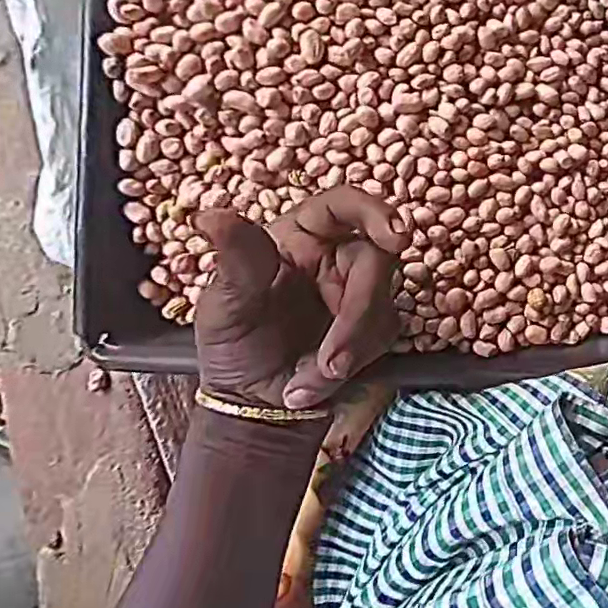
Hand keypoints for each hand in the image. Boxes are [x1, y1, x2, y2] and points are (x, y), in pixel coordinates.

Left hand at [193, 187, 410, 410]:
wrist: (253, 403)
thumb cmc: (234, 345)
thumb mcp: (225, 304)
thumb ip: (235, 258)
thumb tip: (211, 216)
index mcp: (303, 235)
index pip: (345, 205)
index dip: (375, 213)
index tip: (396, 239)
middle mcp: (338, 255)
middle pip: (377, 258)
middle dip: (359, 310)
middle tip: (332, 360)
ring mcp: (360, 289)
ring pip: (383, 300)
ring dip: (352, 345)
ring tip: (306, 381)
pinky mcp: (376, 322)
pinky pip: (383, 333)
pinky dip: (354, 362)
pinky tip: (316, 382)